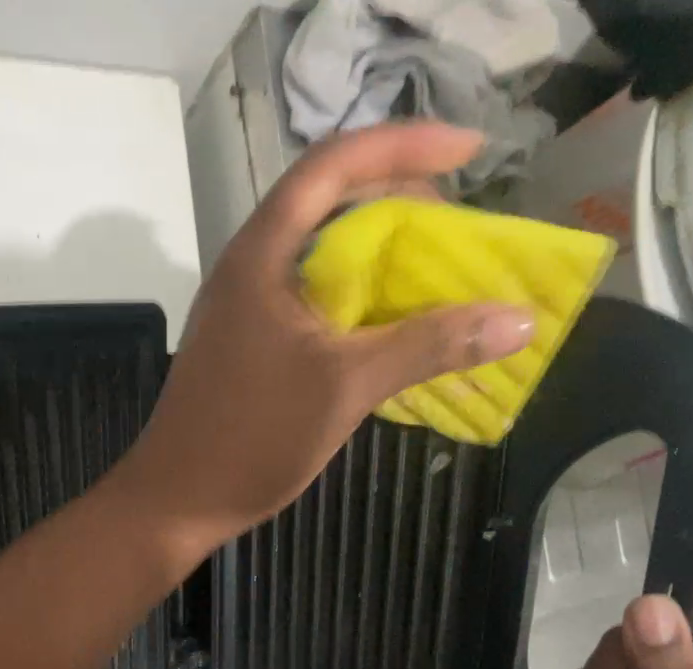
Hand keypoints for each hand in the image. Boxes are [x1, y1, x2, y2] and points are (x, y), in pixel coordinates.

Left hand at [111, 123, 534, 553]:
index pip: (331, 165)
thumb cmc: (250, 437)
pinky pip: (313, 298)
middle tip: (459, 224)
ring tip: (439, 271)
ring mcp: (246, 307)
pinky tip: (395, 324)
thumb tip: (517, 319)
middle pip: (327, 202)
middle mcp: (249, 267)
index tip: (470, 150)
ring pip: (321, 254)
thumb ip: (428, 346)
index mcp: (260, 256)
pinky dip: (359, 298)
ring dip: (381, 254)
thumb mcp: (345, 387)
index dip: (403, 144)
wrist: (175, 501)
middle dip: (399, 199)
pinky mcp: (250, 342)